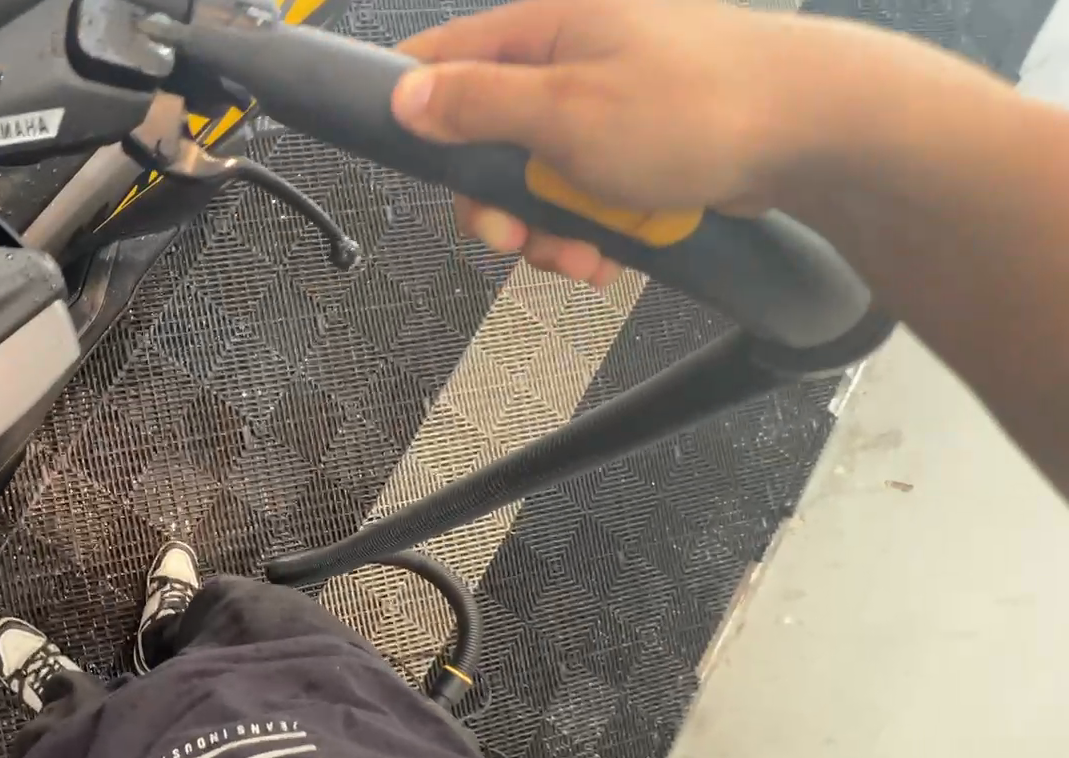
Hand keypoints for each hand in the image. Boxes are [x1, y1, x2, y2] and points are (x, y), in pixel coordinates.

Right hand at [386, 0, 941, 283]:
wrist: (821, 134)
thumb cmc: (692, 112)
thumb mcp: (565, 112)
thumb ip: (478, 104)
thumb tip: (404, 94)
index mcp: (546, 32)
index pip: (445, 56)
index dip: (412, 104)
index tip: (404, 158)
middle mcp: (566, 64)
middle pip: (482, 143)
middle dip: (492, 205)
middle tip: (511, 240)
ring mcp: (598, 107)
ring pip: (526, 182)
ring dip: (541, 233)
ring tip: (578, 258)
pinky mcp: (625, 147)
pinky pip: (572, 195)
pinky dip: (578, 232)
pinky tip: (603, 253)